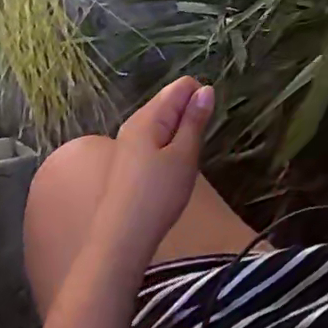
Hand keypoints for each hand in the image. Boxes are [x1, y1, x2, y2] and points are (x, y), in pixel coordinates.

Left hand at [91, 77, 215, 264]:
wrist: (120, 241)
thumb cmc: (158, 195)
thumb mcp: (184, 156)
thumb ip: (194, 120)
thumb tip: (206, 89)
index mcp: (148, 117)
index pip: (180, 86)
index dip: (200, 98)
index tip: (206, 127)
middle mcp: (134, 123)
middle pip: (170, 101)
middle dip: (190, 116)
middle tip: (196, 148)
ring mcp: (128, 143)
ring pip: (163, 122)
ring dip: (181, 133)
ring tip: (187, 160)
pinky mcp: (128, 162)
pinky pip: (155, 139)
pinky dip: (170, 146)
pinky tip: (173, 169)